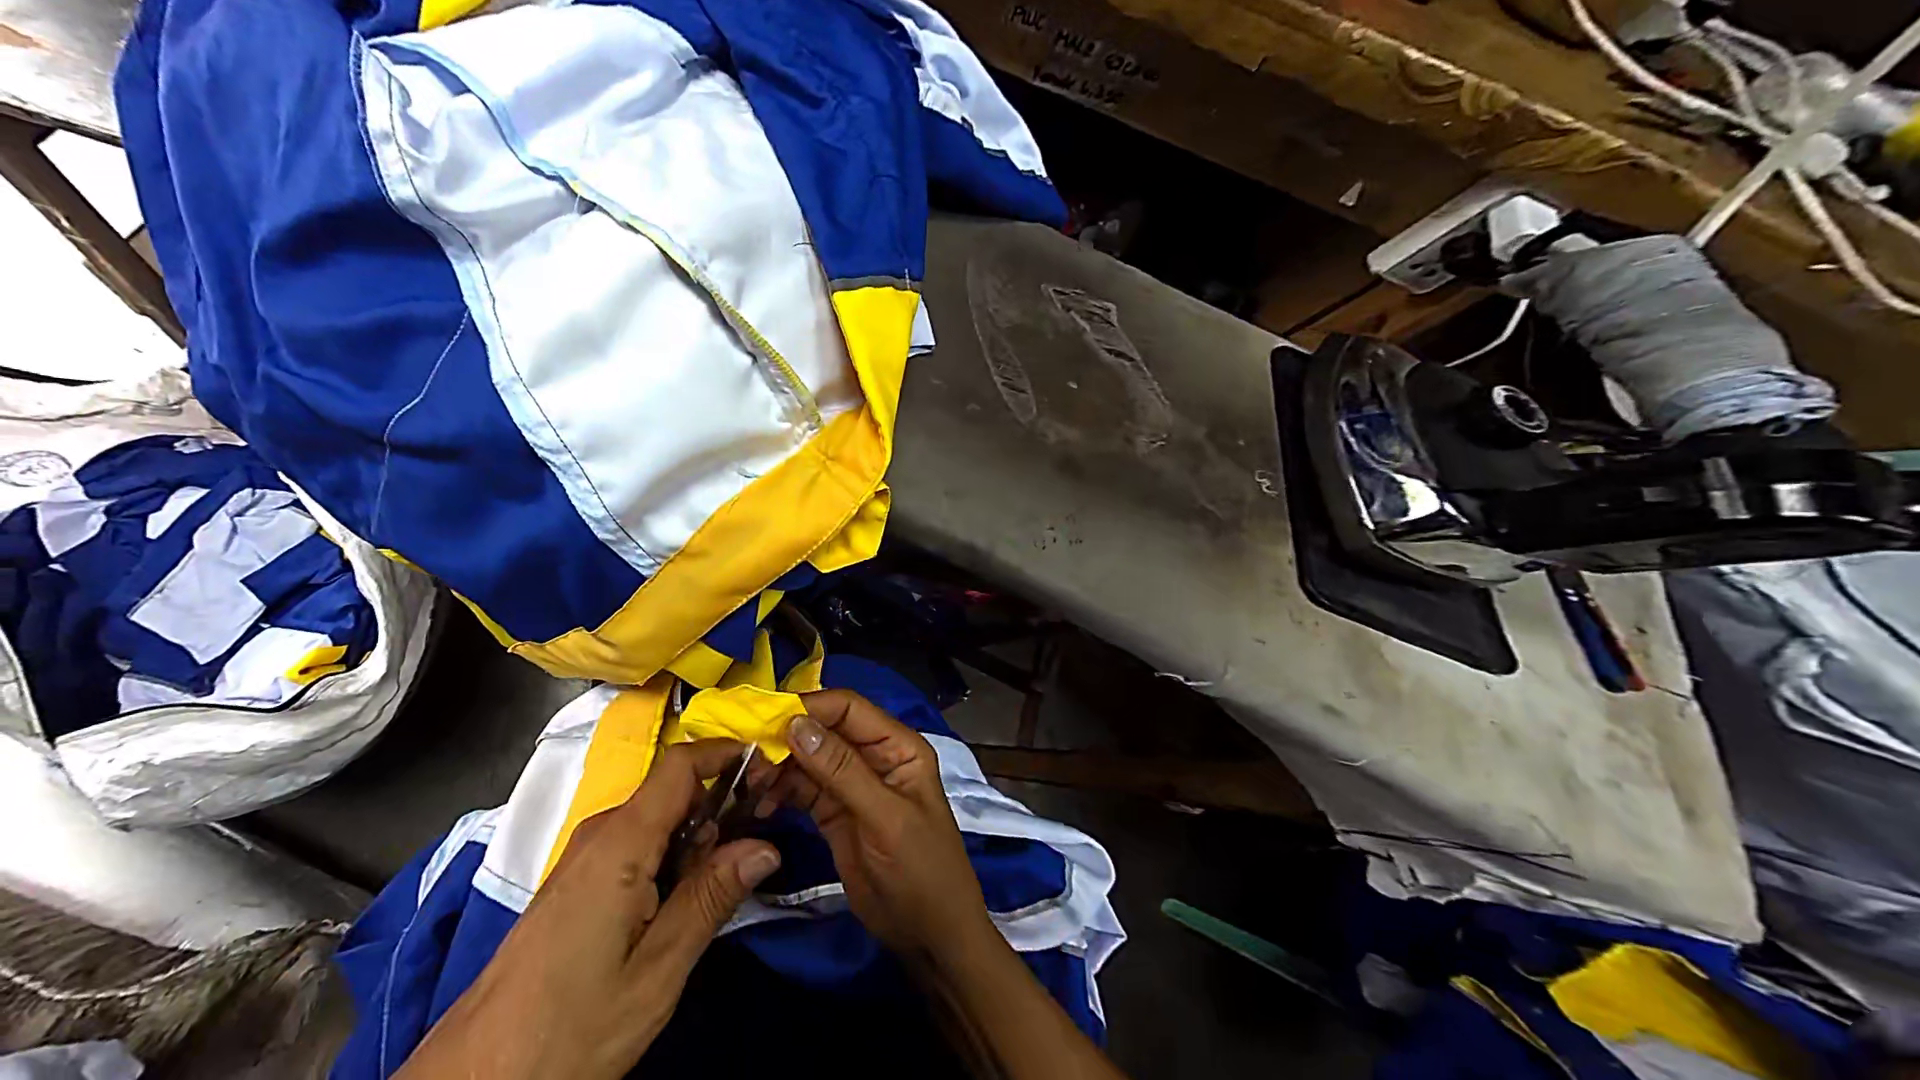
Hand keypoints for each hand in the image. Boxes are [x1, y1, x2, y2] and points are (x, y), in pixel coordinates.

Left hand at [396, 740, 781, 1079]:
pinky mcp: (577, 884)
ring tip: (726, 881)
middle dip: (722, 805)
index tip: (770, 778)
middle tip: (759, 845)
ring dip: (699, 837)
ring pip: (658, 820)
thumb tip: (767, 846)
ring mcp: (584, 859)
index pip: (681, 764)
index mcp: (620, 843)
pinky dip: (672, 857)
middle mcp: (599, 836)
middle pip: (674, 791)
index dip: (729, 756)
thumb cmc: (568, 1028)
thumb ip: (711, 898)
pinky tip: (682, 902)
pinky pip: (637, 846)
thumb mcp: (656, 971)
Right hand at [757, 693, 1129, 1079]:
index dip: (809, 709)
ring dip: (777, 767)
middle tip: (748, 759)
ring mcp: (851, 785)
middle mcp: (873, 757)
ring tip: (750, 785)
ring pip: (807, 760)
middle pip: (822, 730)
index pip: (849, 708)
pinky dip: (779, 793)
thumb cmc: (921, 870)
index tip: (764, 722)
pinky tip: (758, 804)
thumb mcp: (885, 818)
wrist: (929, 934)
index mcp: (897, 746)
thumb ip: (842, 771)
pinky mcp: (833, 813)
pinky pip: (801, 790)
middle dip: (785, 739)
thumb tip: (795, 724)